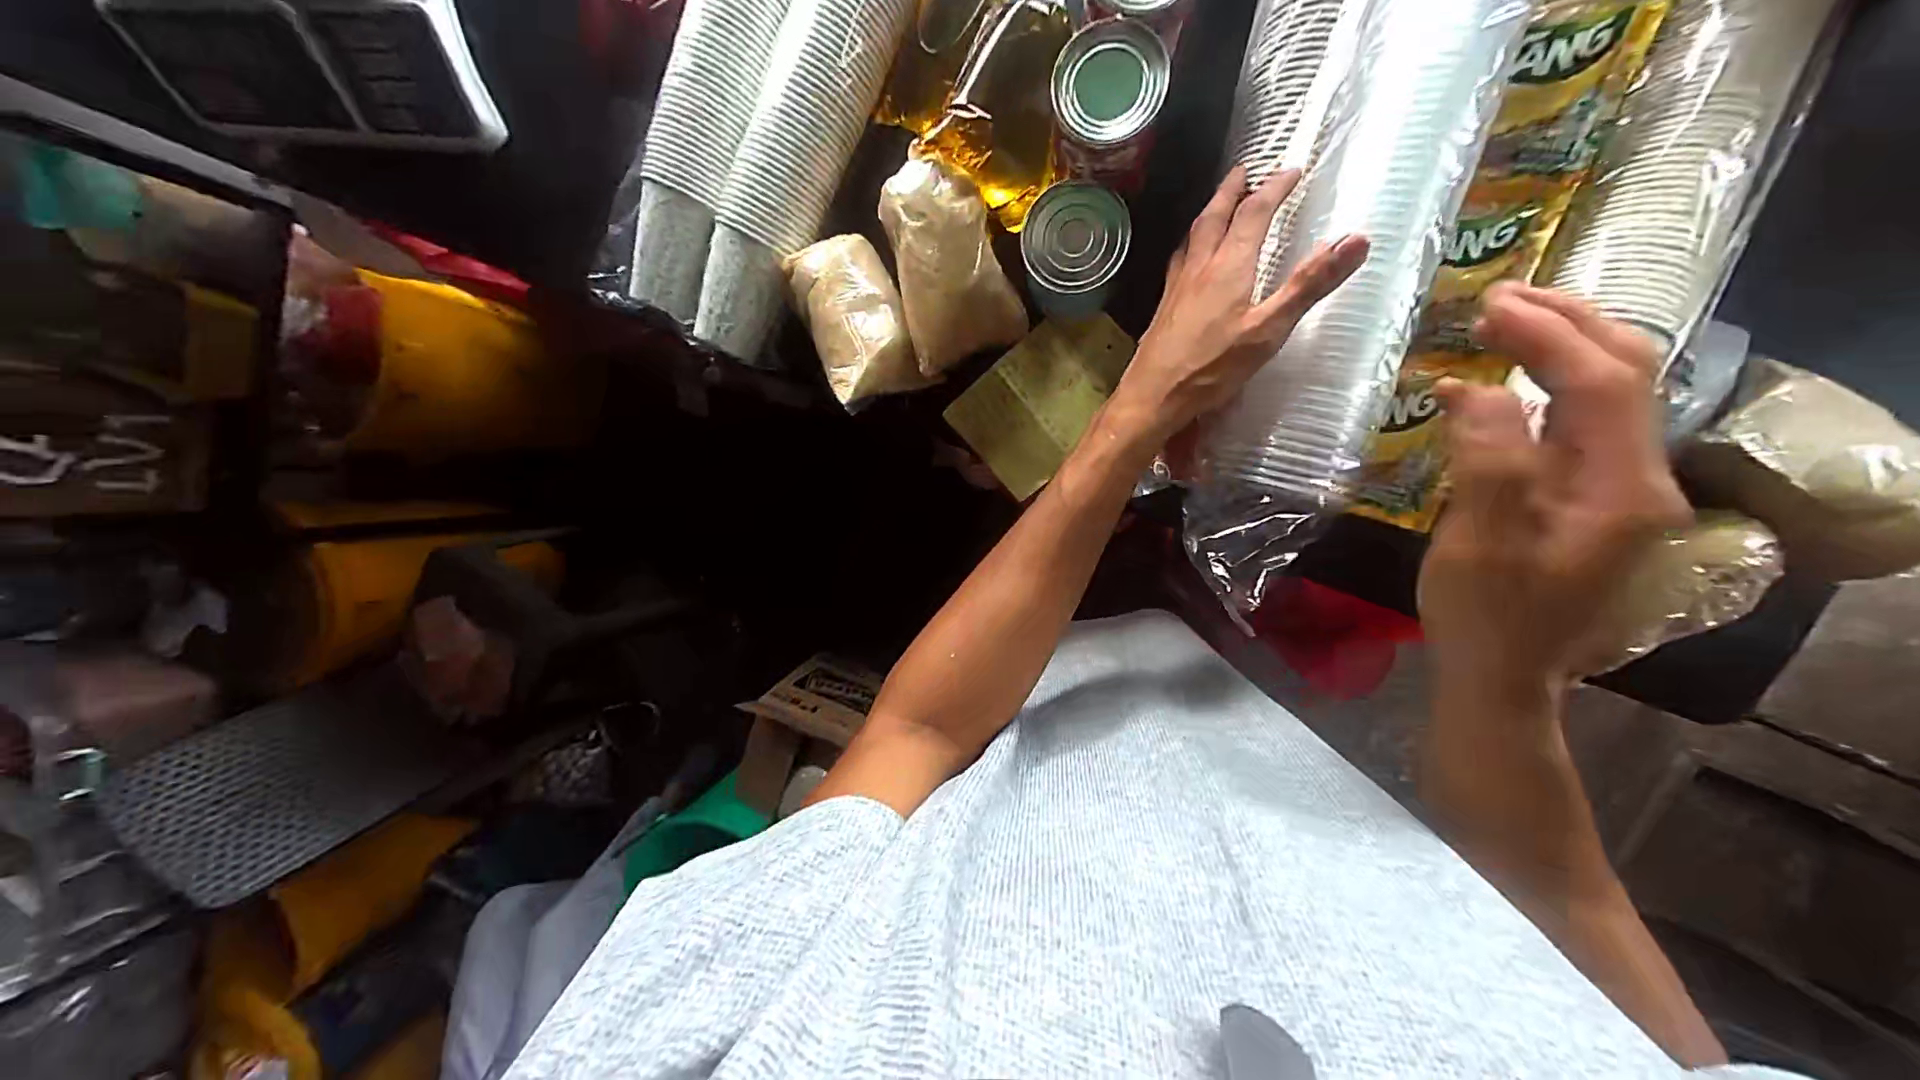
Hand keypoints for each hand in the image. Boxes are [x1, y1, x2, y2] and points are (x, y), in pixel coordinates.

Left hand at [1105, 166, 1369, 448]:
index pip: (1254, 213)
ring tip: (1218, 204)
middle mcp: (1199, 267)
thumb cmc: (1211, 367)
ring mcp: (1176, 287)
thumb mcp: (1269, 329)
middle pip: (1214, 216)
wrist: (1152, 396)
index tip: (1293, 171)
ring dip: (1208, 213)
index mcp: (1228, 266)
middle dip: (1233, 189)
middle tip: (1244, 170)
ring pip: (1192, 236)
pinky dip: (1191, 244)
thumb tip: (1356, 238)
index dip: (1275, 188)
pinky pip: (1179, 260)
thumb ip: (1308, 284)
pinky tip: (1189, 258)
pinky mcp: (1163, 307)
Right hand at [1418, 282, 1689, 685]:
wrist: (1505, 675)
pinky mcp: (1595, 499)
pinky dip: (1547, 389)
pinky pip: (1583, 424)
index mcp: (1619, 490)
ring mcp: (1622, 490)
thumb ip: (1487, 460)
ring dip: (1561, 349)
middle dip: (1567, 325)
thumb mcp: (1476, 542)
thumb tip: (1474, 390)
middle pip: (1625, 375)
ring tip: (1504, 324)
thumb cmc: (1485, 616)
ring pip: (1610, 395)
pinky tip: (1507, 385)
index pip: (1601, 384)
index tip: (1487, 307)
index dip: (1548, 335)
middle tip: (1500, 298)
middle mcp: (1639, 480)